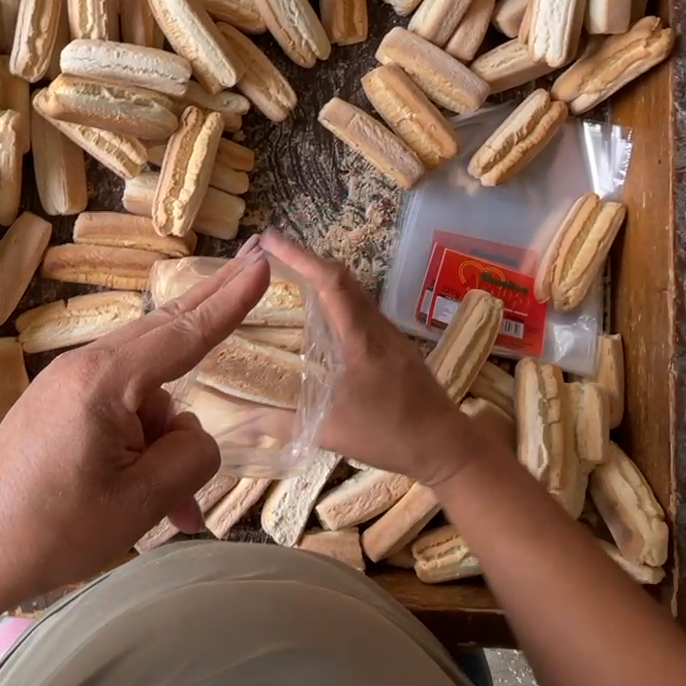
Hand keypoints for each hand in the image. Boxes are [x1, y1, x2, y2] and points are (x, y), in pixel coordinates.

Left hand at [0, 245, 272, 617]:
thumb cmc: (53, 534)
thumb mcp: (138, 504)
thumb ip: (188, 457)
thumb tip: (193, 434)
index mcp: (103, 381)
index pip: (184, 333)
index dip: (230, 301)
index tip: (261, 264)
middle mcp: (83, 368)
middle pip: (164, 338)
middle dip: (211, 314)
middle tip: (254, 268)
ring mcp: (66, 386)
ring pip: (145, 394)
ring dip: (169, 440)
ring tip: (177, 512)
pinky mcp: (57, 408)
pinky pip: (119, 411)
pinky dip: (143, 448)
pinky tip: (150, 501)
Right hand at [259, 233, 481, 485]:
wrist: (447, 445)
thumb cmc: (390, 435)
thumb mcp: (330, 432)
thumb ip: (281, 423)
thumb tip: (237, 421)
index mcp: (360, 339)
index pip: (329, 282)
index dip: (299, 256)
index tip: (269, 240)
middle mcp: (375, 327)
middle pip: (341, 276)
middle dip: (305, 258)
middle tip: (270, 253)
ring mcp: (388, 333)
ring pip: (352, 289)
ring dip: (321, 275)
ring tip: (287, 275)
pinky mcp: (393, 344)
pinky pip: (359, 306)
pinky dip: (334, 296)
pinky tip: (318, 312)